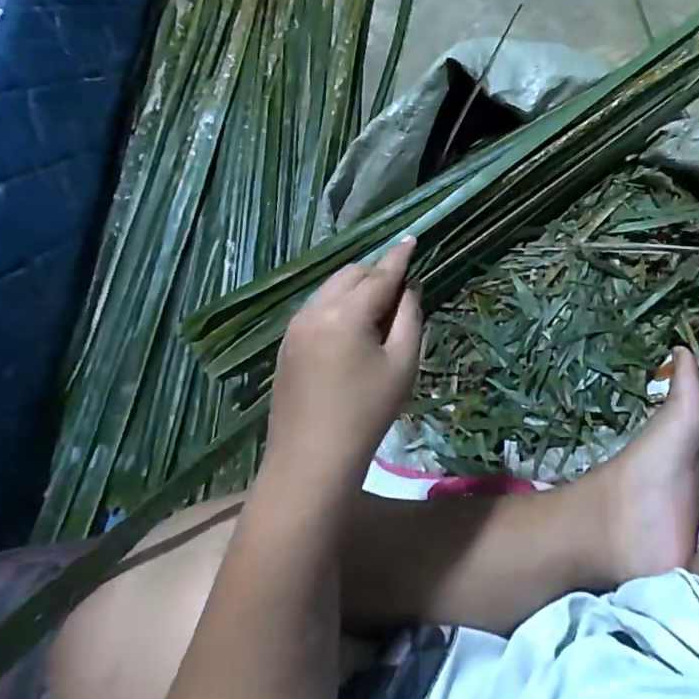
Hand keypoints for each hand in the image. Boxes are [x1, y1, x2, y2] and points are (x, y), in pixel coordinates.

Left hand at [266, 237, 423, 478]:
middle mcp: (314, 310)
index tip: (412, 239)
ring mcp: (294, 327)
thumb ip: (409, 318)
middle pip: (350, 274)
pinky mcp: (286, 344)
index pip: (379, 275)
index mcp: (345, 314)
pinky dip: (338, 307)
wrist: (311, 459)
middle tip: (402, 292)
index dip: (399, 258)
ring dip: (356, 290)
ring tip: (379, 313)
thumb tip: (408, 288)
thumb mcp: (402, 364)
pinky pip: (317, 309)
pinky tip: (352, 332)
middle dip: (377, 274)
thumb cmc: (367, 413)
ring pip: (330, 289)